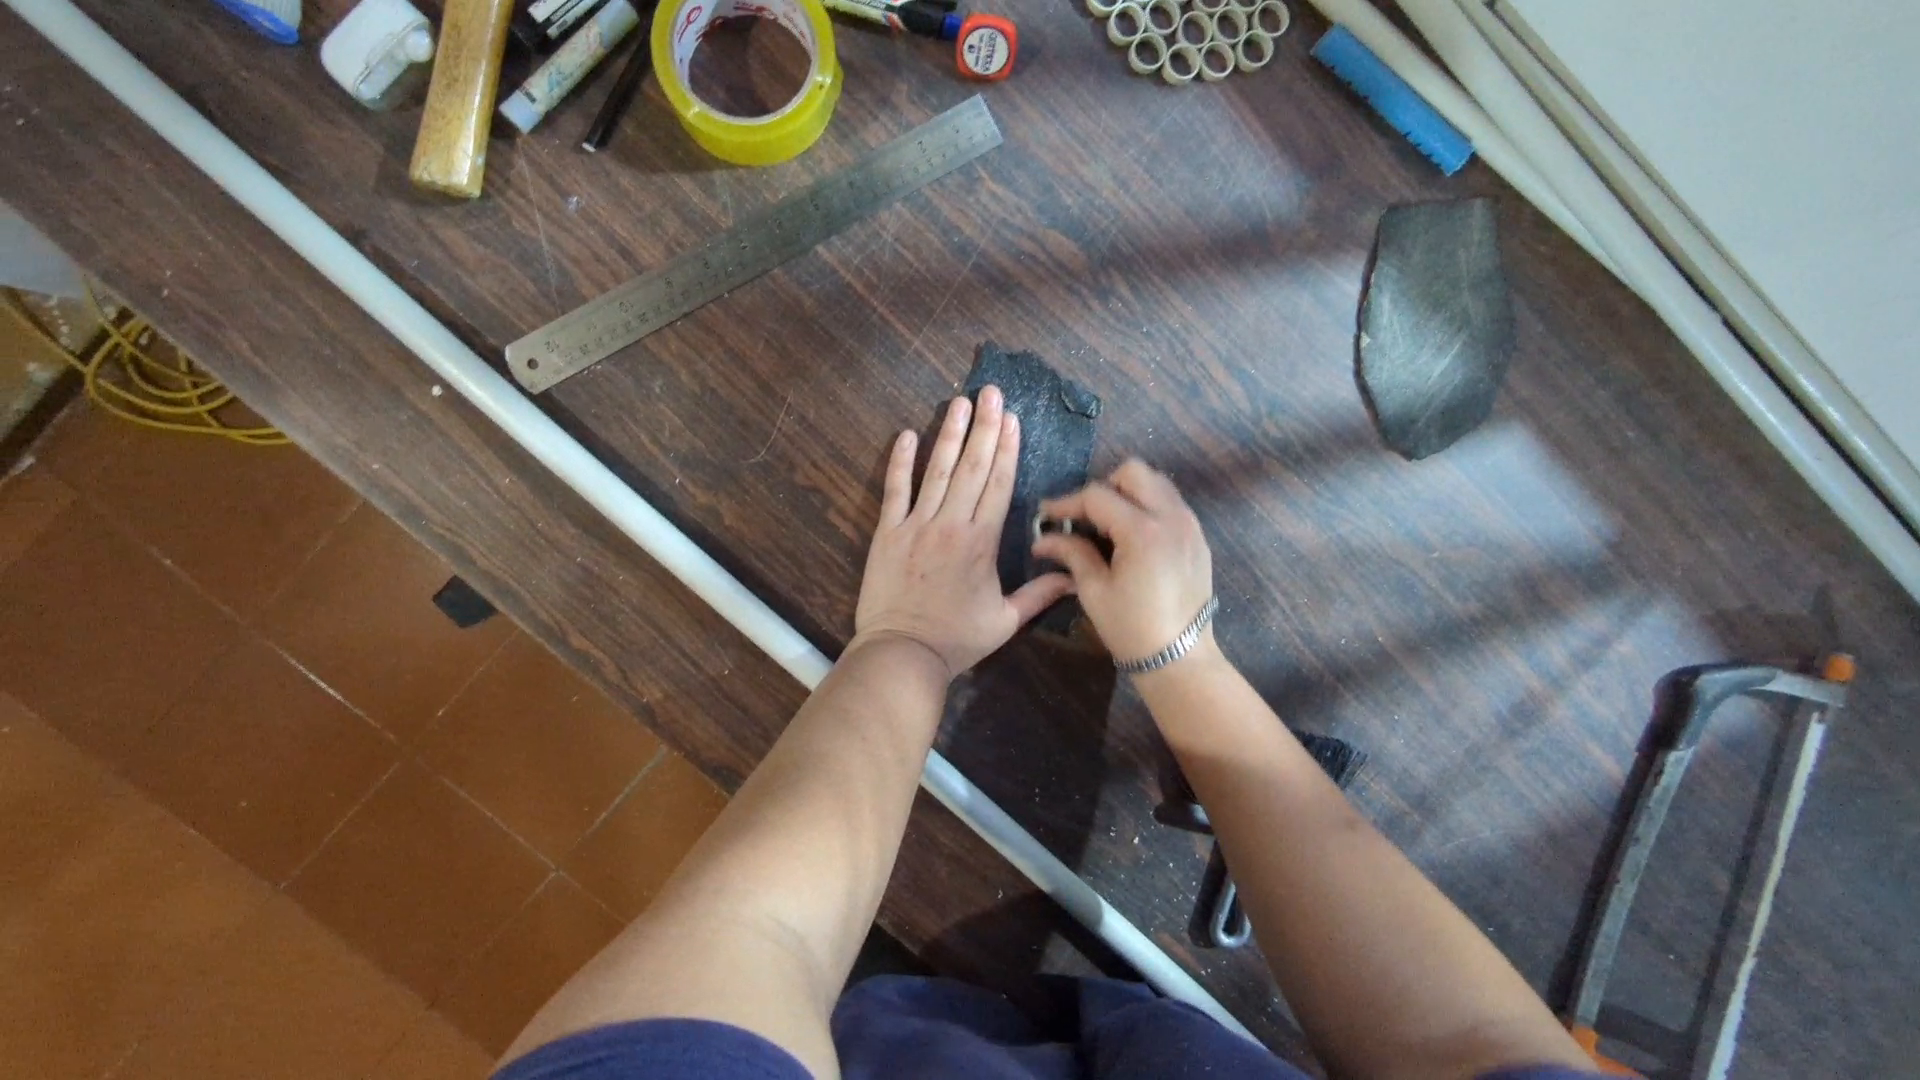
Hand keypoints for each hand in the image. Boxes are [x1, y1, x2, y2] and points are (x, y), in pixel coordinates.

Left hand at [852, 386, 1073, 680]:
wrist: (902, 653)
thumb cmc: (956, 640)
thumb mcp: (1005, 621)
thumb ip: (1040, 594)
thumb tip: (1074, 576)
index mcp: (981, 542)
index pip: (997, 484)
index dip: (1006, 449)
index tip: (1012, 418)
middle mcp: (950, 524)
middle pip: (970, 467)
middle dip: (983, 427)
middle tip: (989, 392)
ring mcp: (915, 525)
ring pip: (935, 470)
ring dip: (948, 433)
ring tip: (958, 401)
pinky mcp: (886, 533)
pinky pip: (894, 490)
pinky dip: (900, 462)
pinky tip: (906, 435)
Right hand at [1031, 460, 1214, 663]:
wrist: (1181, 659)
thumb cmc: (1131, 629)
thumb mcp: (1094, 591)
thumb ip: (1072, 553)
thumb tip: (1043, 539)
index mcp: (1142, 531)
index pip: (1098, 496)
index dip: (1067, 502)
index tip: (1046, 515)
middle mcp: (1172, 518)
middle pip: (1134, 472)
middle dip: (1103, 487)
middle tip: (1085, 517)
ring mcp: (1190, 526)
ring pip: (1157, 483)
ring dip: (1129, 494)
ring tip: (1109, 524)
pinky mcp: (1198, 538)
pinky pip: (1171, 504)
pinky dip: (1148, 507)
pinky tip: (1132, 538)